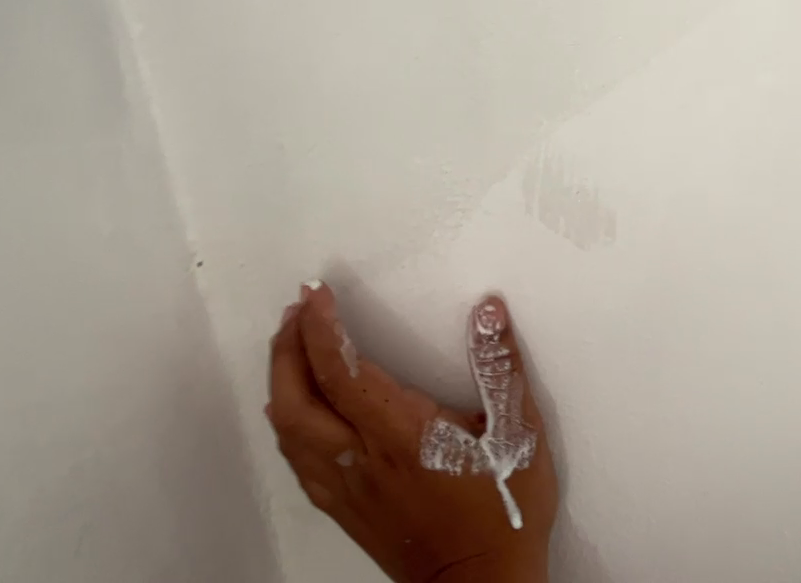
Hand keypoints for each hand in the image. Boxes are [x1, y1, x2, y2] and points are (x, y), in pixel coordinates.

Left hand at [267, 284, 556, 582]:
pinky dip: (288, 419)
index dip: (323, 329)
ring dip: (282, 380)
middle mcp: (362, 460)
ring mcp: (347, 488)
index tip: (316, 293)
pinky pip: (298, 456)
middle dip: (288, 349)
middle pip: (297, 399)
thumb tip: (488, 311)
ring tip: (292, 344)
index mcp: (401, 434)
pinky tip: (298, 408)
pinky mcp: (346, 507)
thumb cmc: (503, 507)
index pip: (343, 372)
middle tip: (297, 310)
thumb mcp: (518, 431)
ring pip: (288, 430)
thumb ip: (501, 366)